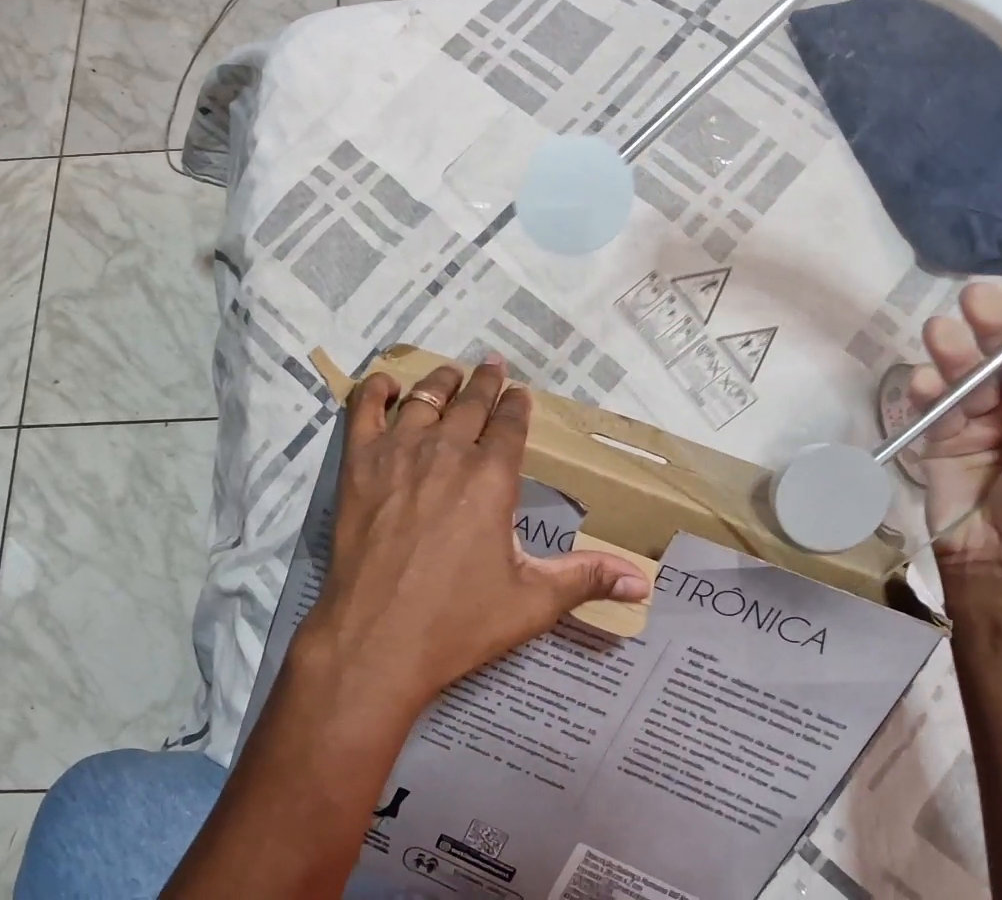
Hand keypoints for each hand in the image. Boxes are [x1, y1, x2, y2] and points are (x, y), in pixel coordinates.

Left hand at [297, 356, 651, 717]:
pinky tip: (388, 385)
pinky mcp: (358, 465)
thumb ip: (584, 579)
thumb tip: (643, 583)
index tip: (521, 393)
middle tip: (492, 364)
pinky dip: (376, 390)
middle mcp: (447, 452)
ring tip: (451, 372)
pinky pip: (364, 410)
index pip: (511, 424)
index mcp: (492, 477)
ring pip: (424, 400)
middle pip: (471, 402)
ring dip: (441, 381)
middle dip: (486, 381)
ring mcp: (398, 453)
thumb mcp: (531, 602)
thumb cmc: (457, 622)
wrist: (377, 638)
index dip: (518, 405)